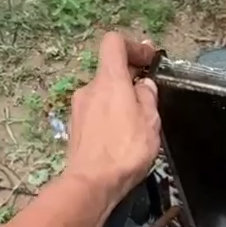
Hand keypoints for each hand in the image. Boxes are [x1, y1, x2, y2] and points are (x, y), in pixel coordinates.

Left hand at [64, 32, 160, 198]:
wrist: (93, 183)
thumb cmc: (125, 150)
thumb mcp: (150, 121)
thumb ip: (148, 97)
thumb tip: (144, 85)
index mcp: (109, 80)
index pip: (114, 43)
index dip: (134, 46)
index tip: (149, 61)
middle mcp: (89, 89)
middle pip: (110, 72)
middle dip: (130, 81)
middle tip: (148, 101)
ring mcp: (78, 109)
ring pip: (103, 95)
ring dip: (119, 102)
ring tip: (136, 126)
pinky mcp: (75, 128)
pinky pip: (96, 114)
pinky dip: (109, 118)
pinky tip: (120, 140)